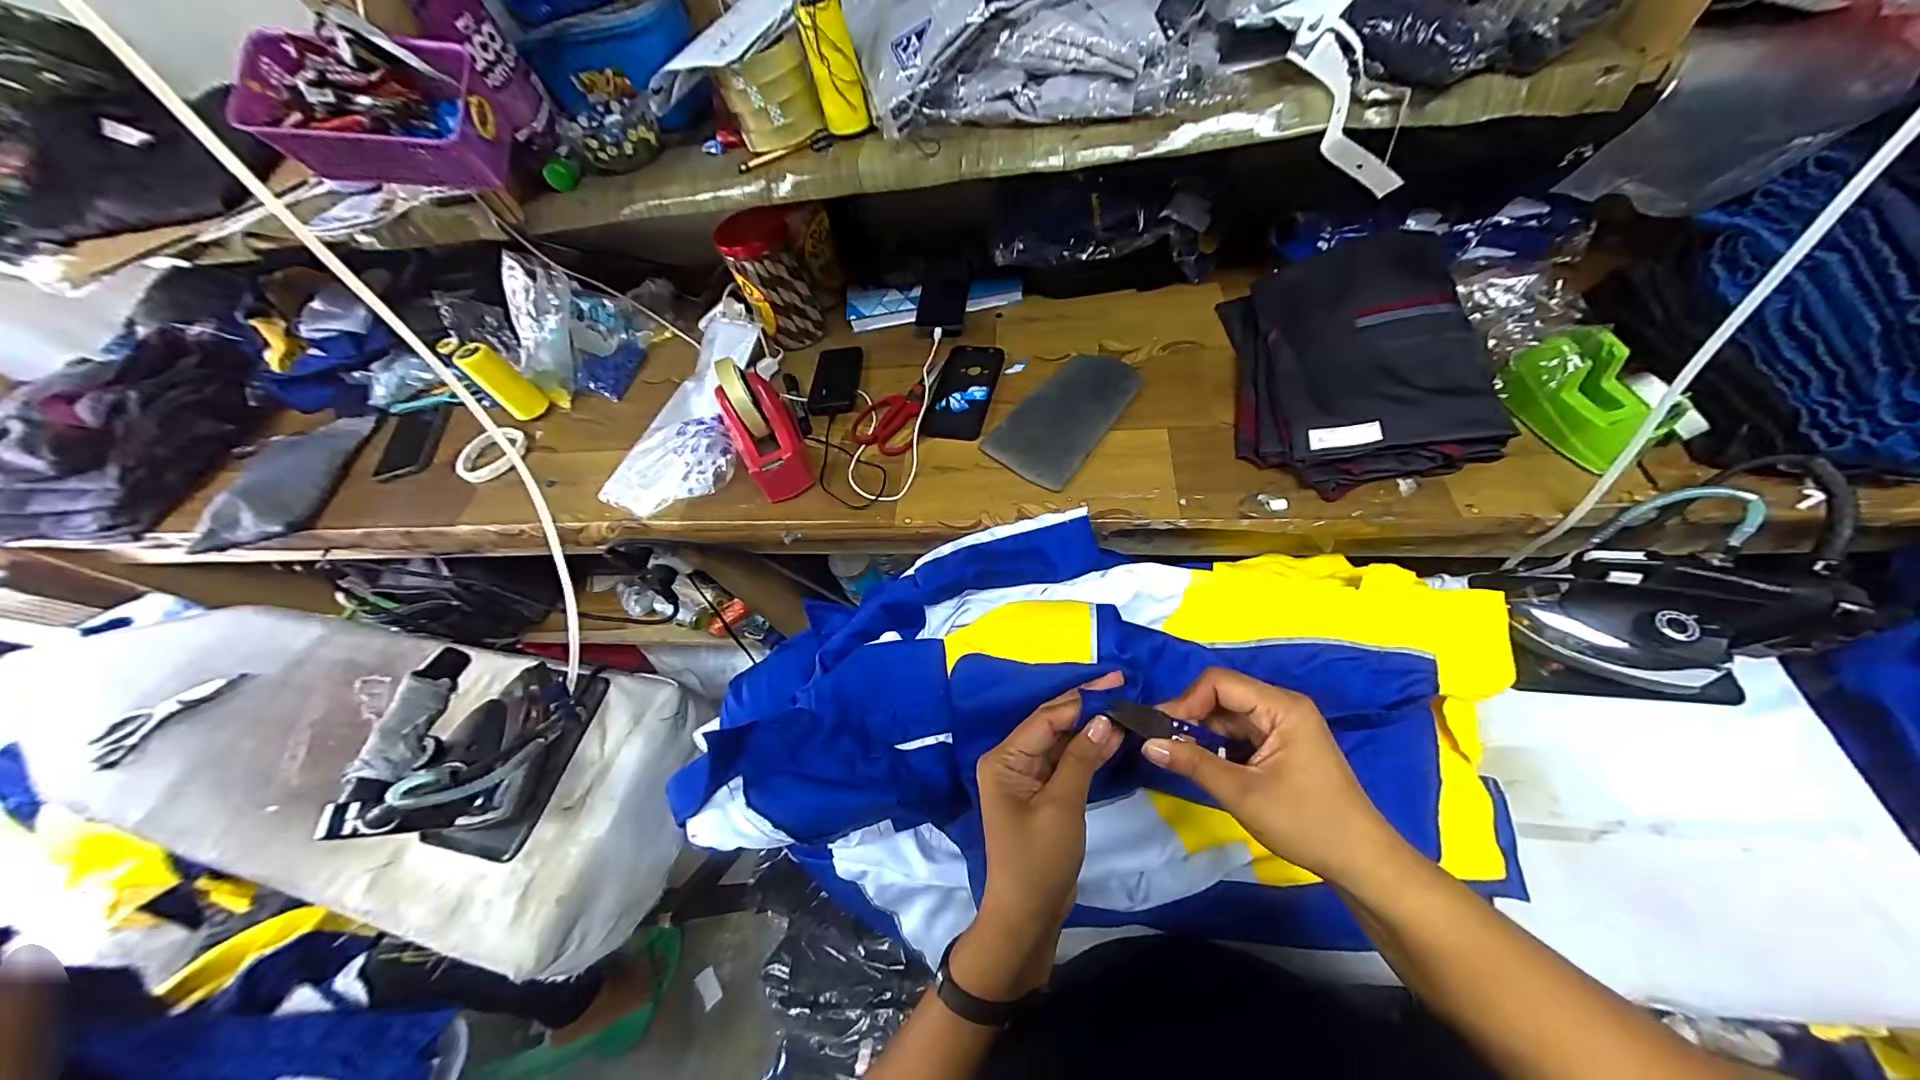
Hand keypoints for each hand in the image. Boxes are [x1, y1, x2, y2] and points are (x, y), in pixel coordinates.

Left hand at [952, 672, 1123, 999]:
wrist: (1028, 914)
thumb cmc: (1039, 859)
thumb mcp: (1062, 806)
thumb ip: (1081, 759)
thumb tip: (1104, 719)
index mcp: (1003, 758)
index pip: (1045, 717)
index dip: (1081, 698)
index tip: (1115, 681)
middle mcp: (1010, 760)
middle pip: (1051, 724)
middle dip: (1086, 708)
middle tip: (1124, 689)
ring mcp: (1025, 776)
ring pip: (1061, 741)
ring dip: (1090, 728)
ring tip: (1125, 709)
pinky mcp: (1041, 792)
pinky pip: (1065, 761)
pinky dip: (1087, 750)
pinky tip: (1113, 738)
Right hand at [1143, 667, 1402, 883]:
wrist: (1361, 862)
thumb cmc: (1306, 823)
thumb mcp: (1242, 793)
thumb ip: (1193, 763)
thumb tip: (1147, 744)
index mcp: (1282, 707)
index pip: (1219, 682)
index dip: (1186, 701)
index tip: (1162, 731)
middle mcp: (1283, 707)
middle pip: (1223, 695)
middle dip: (1190, 716)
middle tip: (1162, 744)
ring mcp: (1284, 726)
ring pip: (1229, 715)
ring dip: (1202, 732)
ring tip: (1178, 755)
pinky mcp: (1282, 745)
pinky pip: (1240, 733)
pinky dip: (1218, 745)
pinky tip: (1204, 763)